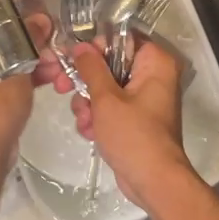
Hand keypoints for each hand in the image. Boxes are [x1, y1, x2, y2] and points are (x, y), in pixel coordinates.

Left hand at [0, 12, 60, 167]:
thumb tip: (42, 17)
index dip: (23, 11)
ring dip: (33, 57)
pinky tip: (51, 76)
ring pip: (5, 51)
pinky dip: (23, 72)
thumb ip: (29, 38)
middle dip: (32, 39)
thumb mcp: (17, 68)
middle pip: (0, 30)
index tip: (47, 17)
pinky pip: (2, 69)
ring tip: (57, 65)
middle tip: (55, 45)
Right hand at [67, 40, 195, 204]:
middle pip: (111, 65)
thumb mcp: (106, 99)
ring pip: (107, 89)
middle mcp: (154, 77)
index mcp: (155, 63)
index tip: (73, 59)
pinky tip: (90, 132)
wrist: (152, 180)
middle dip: (86, 81)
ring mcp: (145, 100)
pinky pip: (111, 109)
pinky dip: (98, 118)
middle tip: (63, 88)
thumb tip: (81, 46)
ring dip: (89, 104)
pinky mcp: (136, 120)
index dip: (95, 47)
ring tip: (84, 121)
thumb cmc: (133, 135)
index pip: (122, 39)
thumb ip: (91, 68)